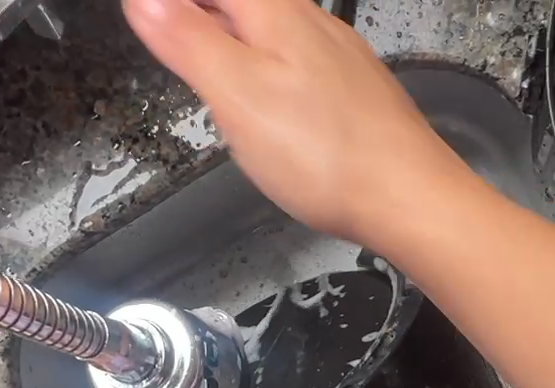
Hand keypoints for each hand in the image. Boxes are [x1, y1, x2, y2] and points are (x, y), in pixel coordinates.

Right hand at [121, 0, 474, 249]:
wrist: (409, 199)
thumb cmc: (326, 155)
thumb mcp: (238, 95)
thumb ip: (189, 41)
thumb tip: (145, 0)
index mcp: (274, 12)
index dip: (176, 6)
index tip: (155, 18)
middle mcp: (314, 25)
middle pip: (247, 3)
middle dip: (209, 18)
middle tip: (175, 33)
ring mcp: (344, 61)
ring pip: (279, 31)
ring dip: (242, 39)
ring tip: (216, 61)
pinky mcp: (362, 98)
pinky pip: (307, 67)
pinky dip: (278, 72)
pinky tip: (279, 103)